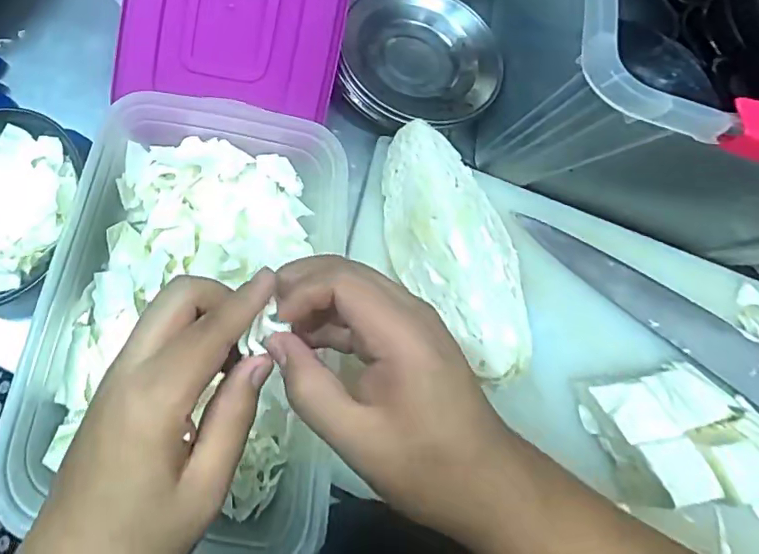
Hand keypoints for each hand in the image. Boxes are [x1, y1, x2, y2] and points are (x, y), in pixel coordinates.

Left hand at [24, 272, 277, 553]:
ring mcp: (115, 368)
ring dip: (202, 311)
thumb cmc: (141, 534)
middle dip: (219, 295)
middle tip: (253, 331)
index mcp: (154, 395)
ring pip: (162, 309)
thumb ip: (233, 418)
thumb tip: (260, 358)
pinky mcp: (111, 378)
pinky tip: (207, 366)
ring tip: (236, 353)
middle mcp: (130, 366)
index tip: (272, 277)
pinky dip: (185, 328)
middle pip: (176, 296)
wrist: (71, 553)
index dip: (244, 301)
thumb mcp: (202, 491)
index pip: (207, 329)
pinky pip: (153, 331)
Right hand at [265, 256, 516, 535]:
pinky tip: (308, 340)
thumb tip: (274, 341)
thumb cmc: (427, 467)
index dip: (299, 291)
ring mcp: (412, 318)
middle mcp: (409, 310)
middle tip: (266, 311)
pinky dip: (330, 312)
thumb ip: (308, 388)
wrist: (493, 488)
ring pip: (352, 282)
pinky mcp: (409, 331)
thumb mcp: (357, 439)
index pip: (339, 279)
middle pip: (344, 269)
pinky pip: (362, 303)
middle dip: (299, 283)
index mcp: (402, 331)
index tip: (273, 323)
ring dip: (313, 295)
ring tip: (280, 327)